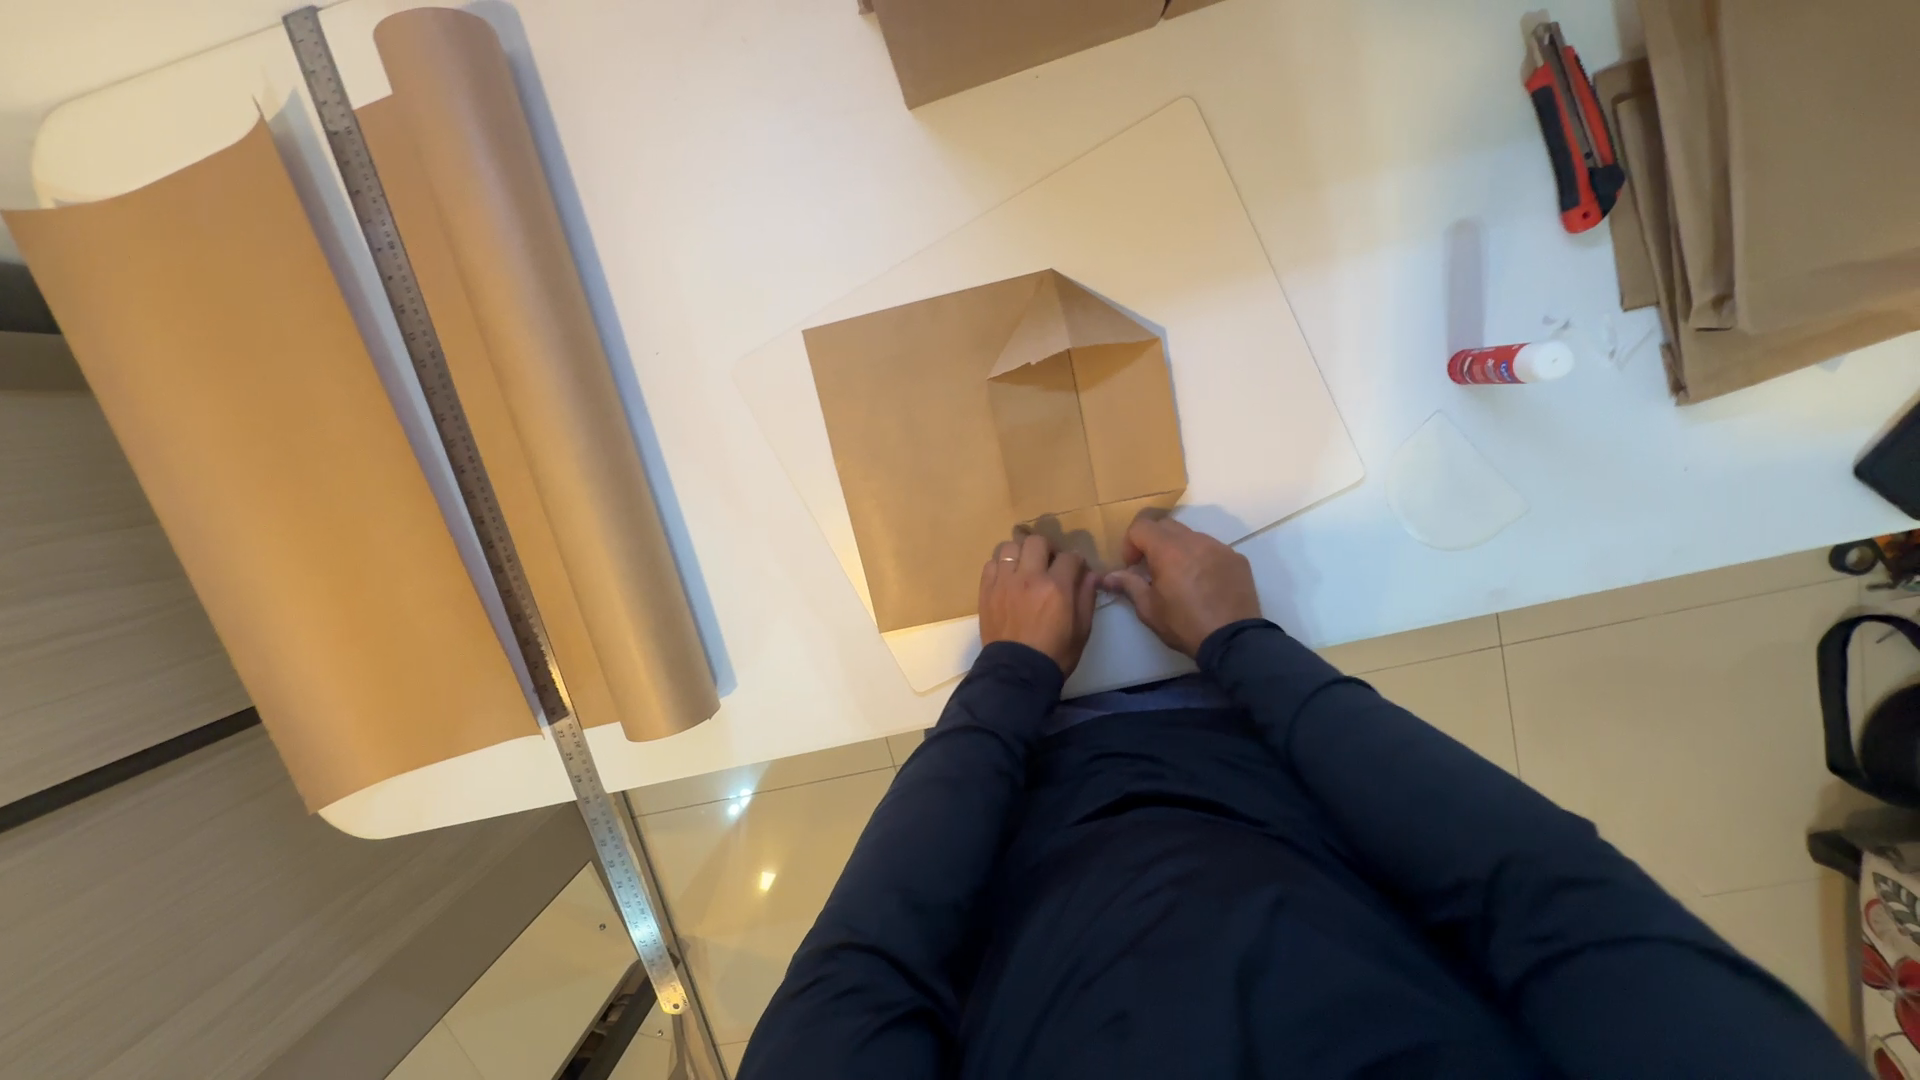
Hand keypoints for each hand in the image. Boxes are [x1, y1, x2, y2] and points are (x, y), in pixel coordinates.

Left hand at [978, 531, 1097, 676]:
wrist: (1017, 672)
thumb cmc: (1055, 654)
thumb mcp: (1082, 629)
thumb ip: (1086, 597)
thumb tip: (1091, 574)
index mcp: (1056, 587)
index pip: (1070, 556)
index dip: (1076, 561)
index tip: (1075, 570)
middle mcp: (1029, 577)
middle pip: (1037, 541)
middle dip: (1048, 549)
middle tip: (1049, 563)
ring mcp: (1004, 582)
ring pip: (1010, 547)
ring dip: (1021, 553)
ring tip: (1025, 566)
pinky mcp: (986, 590)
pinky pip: (992, 563)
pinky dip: (1001, 565)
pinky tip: (1008, 577)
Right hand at [1101, 515, 1260, 657]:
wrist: (1233, 640)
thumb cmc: (1184, 625)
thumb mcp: (1149, 609)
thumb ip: (1128, 585)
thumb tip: (1107, 577)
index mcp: (1168, 551)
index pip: (1141, 526)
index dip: (1130, 543)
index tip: (1132, 566)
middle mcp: (1194, 540)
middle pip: (1165, 525)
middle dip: (1152, 541)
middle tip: (1152, 568)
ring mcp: (1219, 547)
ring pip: (1190, 536)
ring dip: (1178, 549)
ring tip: (1180, 576)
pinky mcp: (1236, 558)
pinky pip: (1212, 548)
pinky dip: (1201, 558)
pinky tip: (1204, 583)